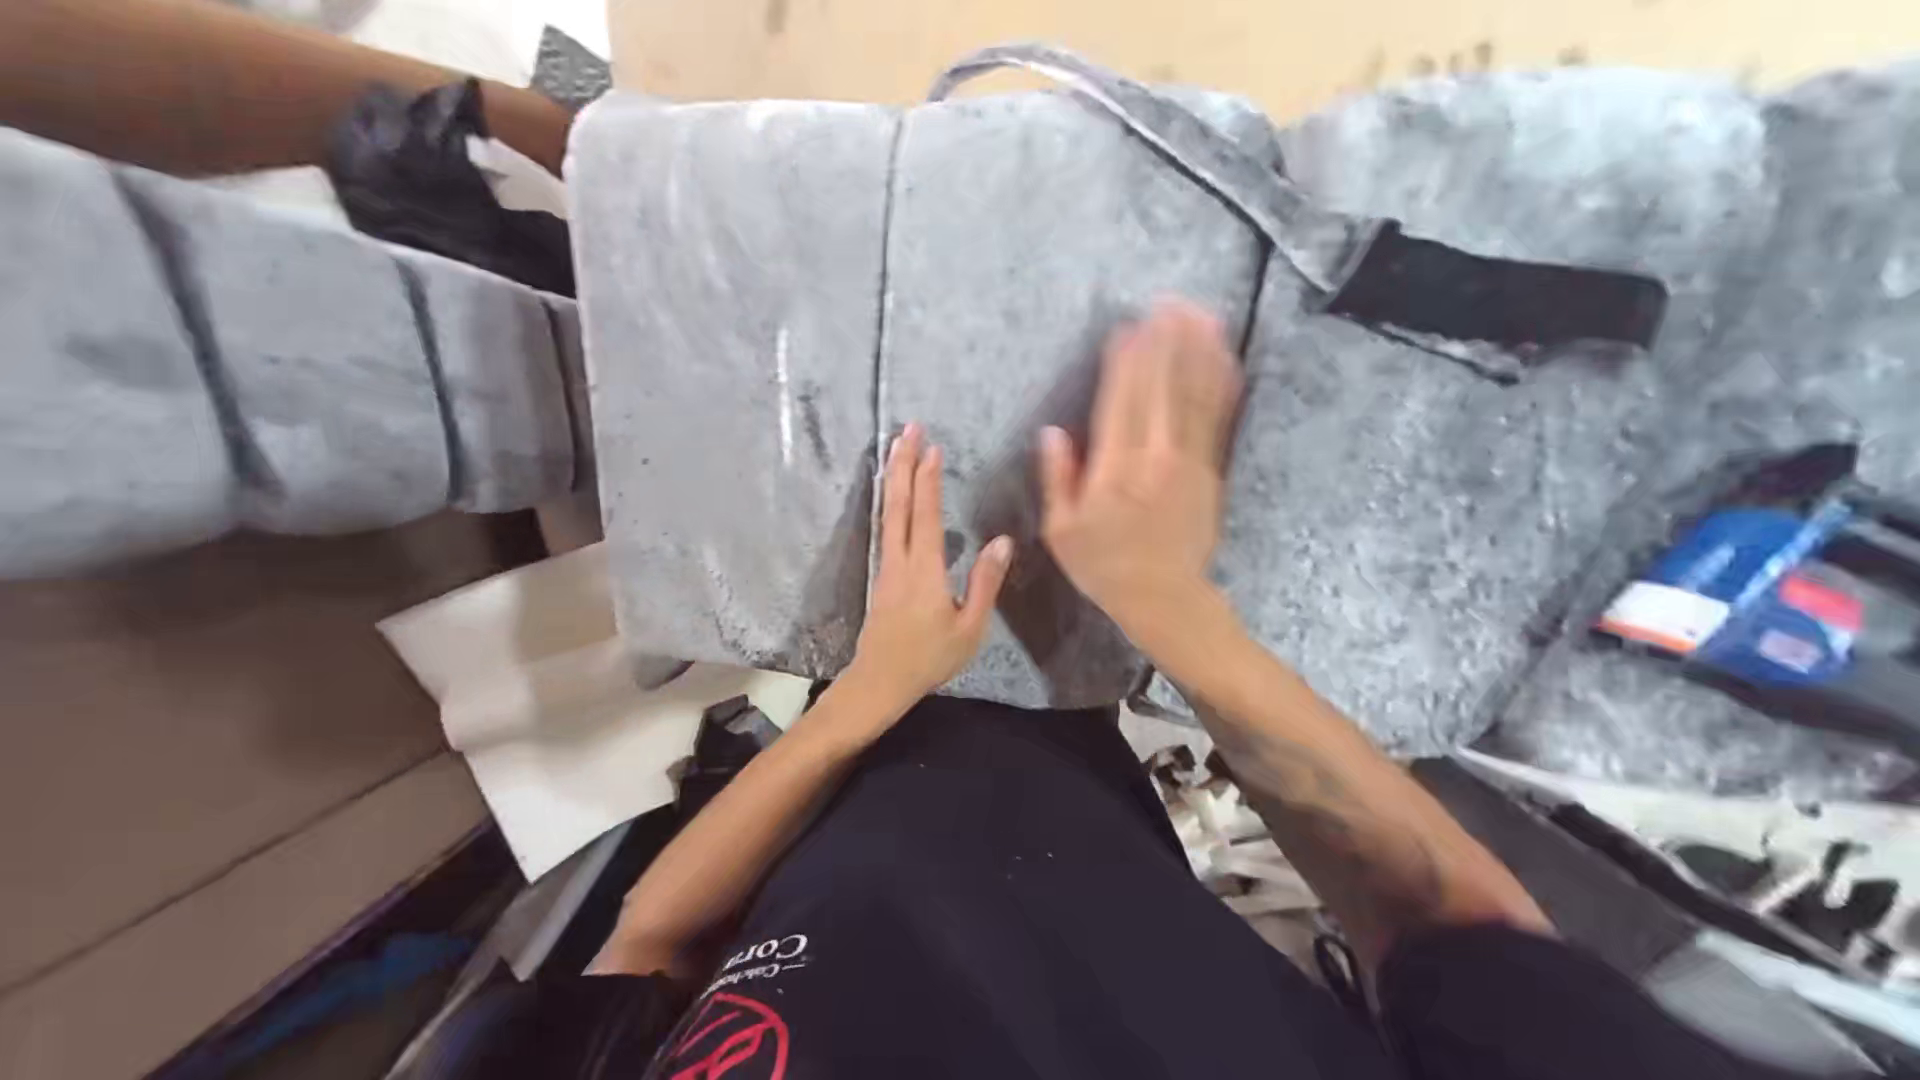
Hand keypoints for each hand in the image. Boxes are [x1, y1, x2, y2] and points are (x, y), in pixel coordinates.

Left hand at [842, 423, 1013, 713]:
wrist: (880, 681)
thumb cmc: (930, 658)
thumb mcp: (970, 627)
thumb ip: (985, 583)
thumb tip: (1001, 541)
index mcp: (924, 570)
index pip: (926, 515)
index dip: (929, 479)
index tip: (932, 446)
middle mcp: (900, 560)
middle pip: (898, 503)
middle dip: (902, 463)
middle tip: (906, 428)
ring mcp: (886, 566)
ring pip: (887, 512)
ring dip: (893, 477)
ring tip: (897, 448)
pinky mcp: (881, 575)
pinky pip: (885, 526)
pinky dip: (890, 501)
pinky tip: (894, 494)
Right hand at [1038, 299, 1242, 646]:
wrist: (1164, 597)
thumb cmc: (1104, 565)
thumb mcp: (1062, 530)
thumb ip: (1058, 479)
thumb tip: (1052, 432)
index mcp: (1113, 470)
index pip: (1118, 403)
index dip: (1125, 362)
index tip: (1128, 326)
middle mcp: (1153, 458)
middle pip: (1160, 389)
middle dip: (1165, 343)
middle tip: (1168, 301)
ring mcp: (1188, 463)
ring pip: (1194, 397)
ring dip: (1198, 353)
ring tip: (1200, 313)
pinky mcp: (1211, 471)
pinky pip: (1216, 420)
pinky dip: (1220, 386)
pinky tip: (1223, 358)